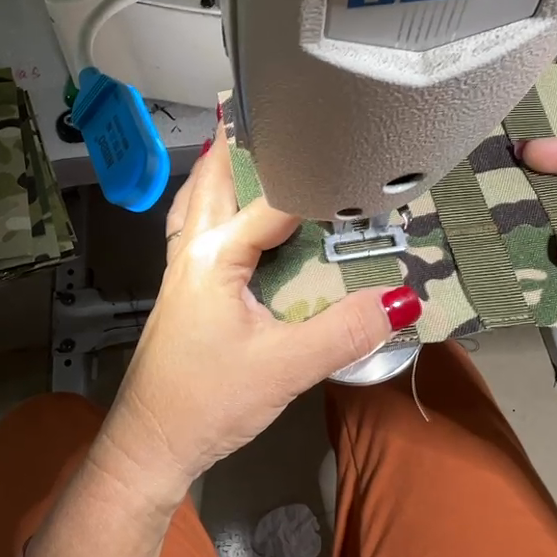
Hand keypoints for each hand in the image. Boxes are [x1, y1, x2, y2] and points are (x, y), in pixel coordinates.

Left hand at [93, 134, 418, 506]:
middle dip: (242, 146)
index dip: (309, 176)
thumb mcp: (284, 367)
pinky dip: (210, 202)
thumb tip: (406, 298)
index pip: (269, 201)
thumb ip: (344, 331)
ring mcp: (180, 268)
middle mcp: (192, 250)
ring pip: (197, 201)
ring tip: (247, 145)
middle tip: (276, 113)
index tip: (346, 150)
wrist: (150, 442)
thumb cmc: (208, 401)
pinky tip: (225, 210)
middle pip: (214, 181)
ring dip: (219, 170)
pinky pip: (195, 226)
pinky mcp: (181, 288)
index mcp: (214, 255)